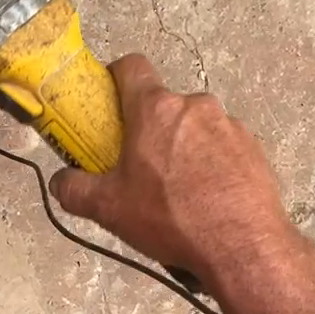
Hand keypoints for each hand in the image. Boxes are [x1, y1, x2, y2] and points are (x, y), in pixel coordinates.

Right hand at [49, 55, 311, 293]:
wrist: (243, 246)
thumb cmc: (171, 219)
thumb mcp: (108, 209)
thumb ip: (74, 189)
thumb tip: (60, 182)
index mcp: (156, 110)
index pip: (131, 67)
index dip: (115, 77)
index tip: (108, 103)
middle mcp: (195, 106)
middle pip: (162, 107)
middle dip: (146, 131)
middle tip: (136, 169)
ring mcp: (230, 126)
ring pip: (192, 128)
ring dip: (179, 150)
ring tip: (173, 194)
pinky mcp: (254, 149)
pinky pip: (221, 148)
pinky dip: (208, 166)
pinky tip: (203, 201)